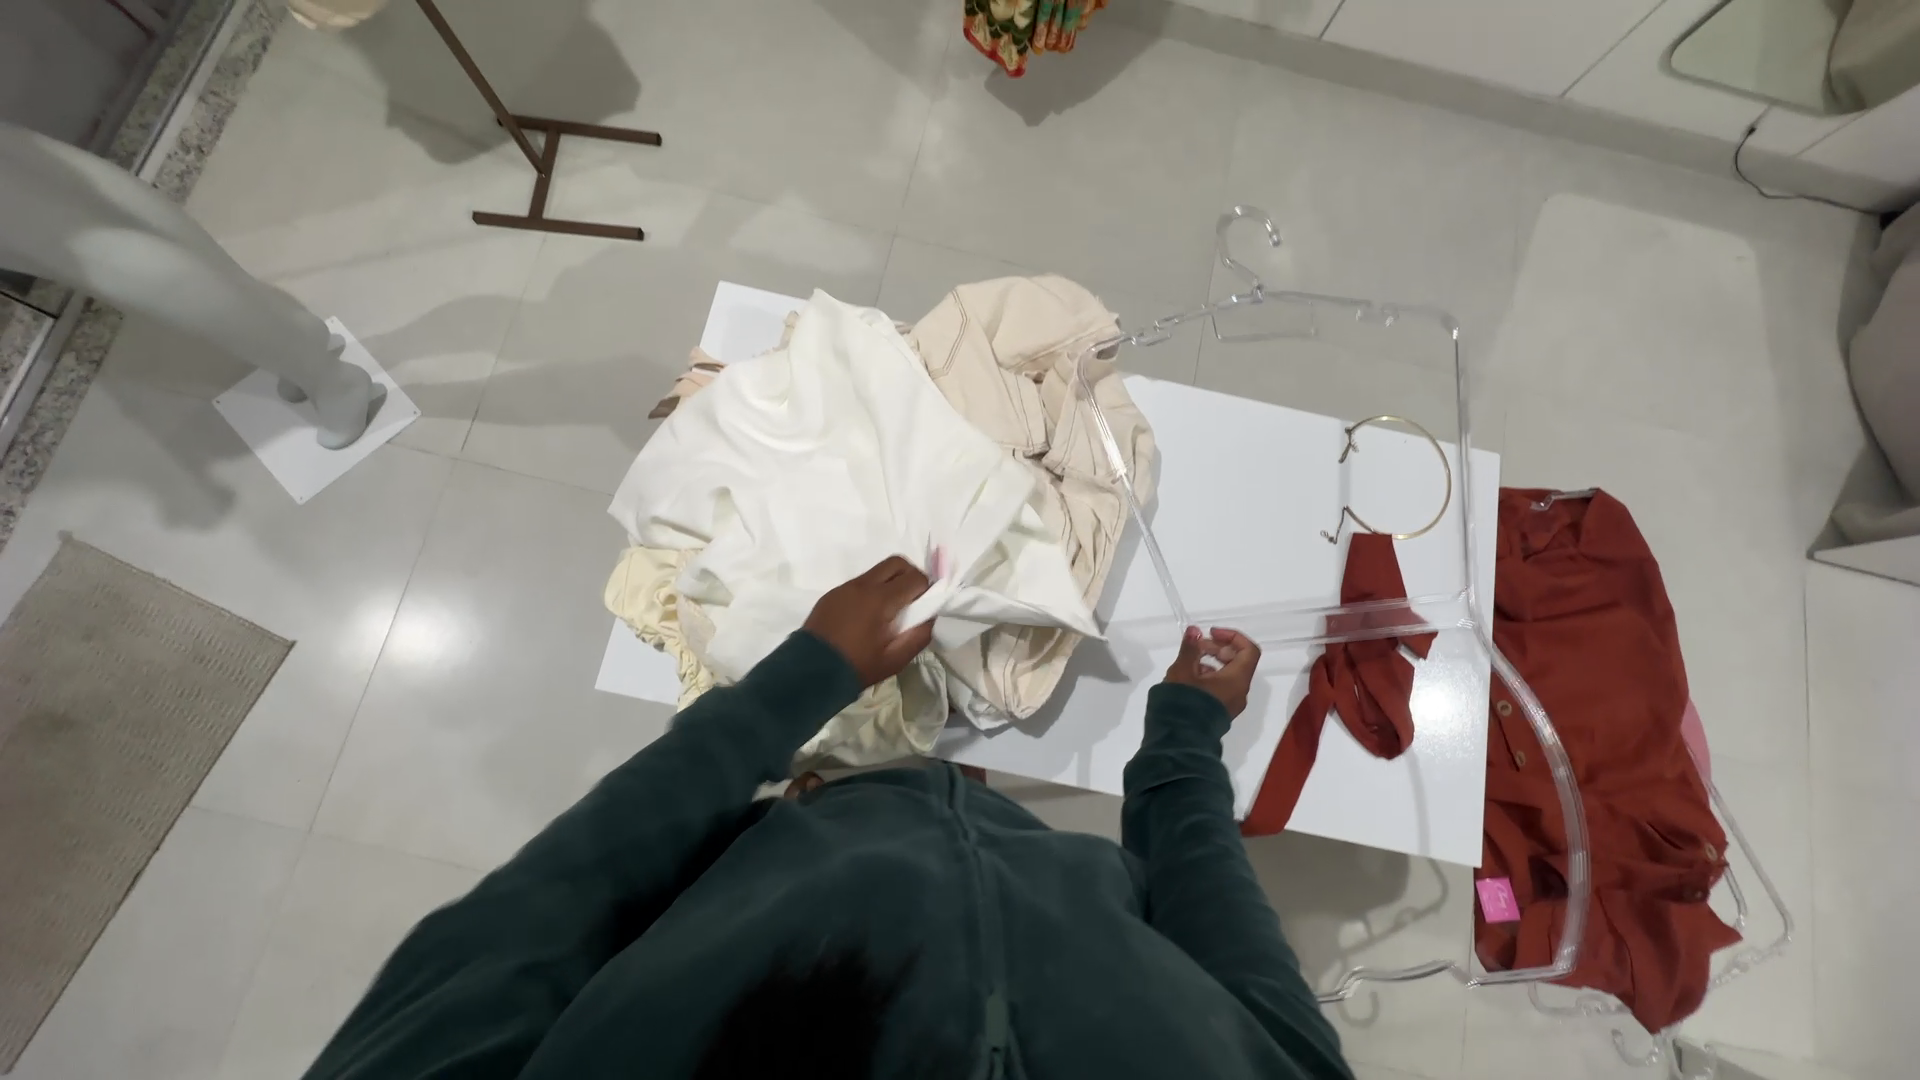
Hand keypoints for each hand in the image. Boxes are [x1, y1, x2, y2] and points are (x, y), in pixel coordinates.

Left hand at [802, 556, 936, 687]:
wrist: (809, 672)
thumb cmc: (856, 667)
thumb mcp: (894, 660)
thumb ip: (919, 636)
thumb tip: (931, 618)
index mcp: (880, 599)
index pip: (915, 577)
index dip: (927, 589)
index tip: (925, 607)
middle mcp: (863, 585)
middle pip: (896, 563)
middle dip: (910, 576)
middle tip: (913, 601)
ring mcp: (845, 587)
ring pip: (877, 571)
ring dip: (891, 582)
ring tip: (890, 611)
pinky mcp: (832, 594)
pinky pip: (860, 583)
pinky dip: (872, 591)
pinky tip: (868, 616)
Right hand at [1162, 626, 1261, 718]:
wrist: (1179, 738)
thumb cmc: (1184, 701)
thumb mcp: (1183, 671)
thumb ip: (1190, 648)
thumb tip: (1194, 630)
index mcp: (1237, 679)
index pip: (1248, 650)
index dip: (1231, 636)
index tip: (1210, 633)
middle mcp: (1240, 691)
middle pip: (1239, 661)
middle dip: (1217, 648)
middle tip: (1195, 647)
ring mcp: (1232, 703)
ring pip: (1229, 674)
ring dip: (1212, 662)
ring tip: (1189, 662)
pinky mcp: (1222, 711)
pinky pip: (1223, 686)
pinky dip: (1210, 676)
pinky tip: (1190, 678)